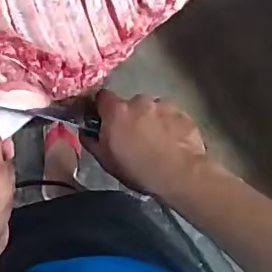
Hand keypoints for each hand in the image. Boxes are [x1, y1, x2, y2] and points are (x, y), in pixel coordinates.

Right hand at [84, 91, 217, 198]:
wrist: (181, 174)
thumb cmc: (138, 170)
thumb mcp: (106, 161)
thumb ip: (92, 141)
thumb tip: (86, 131)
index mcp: (117, 111)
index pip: (103, 97)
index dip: (104, 108)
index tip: (107, 121)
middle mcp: (141, 101)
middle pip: (131, 105)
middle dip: (132, 117)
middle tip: (136, 139)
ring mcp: (165, 105)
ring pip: (154, 110)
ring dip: (153, 121)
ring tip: (158, 143)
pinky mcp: (184, 114)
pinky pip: (173, 117)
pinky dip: (171, 126)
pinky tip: (174, 144)